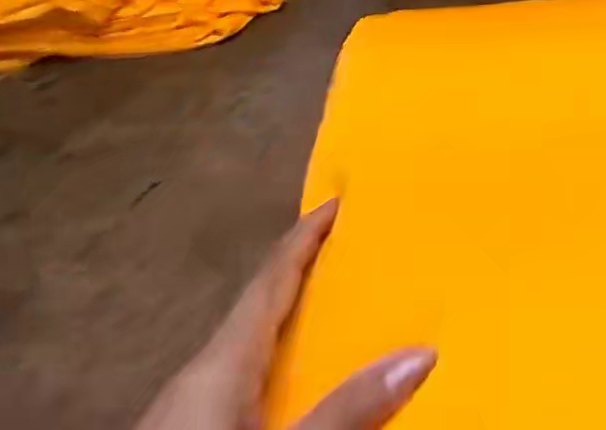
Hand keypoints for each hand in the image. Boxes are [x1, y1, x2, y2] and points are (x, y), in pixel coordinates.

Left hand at [134, 200, 435, 429]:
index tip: (344, 198)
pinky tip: (308, 380)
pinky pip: (245, 382)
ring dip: (299, 321)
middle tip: (367, 250)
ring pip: (253, 348)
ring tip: (351, 309)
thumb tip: (424, 352)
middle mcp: (196, 378)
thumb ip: (346, 408)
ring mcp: (181, 414)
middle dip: (313, 273)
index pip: (271, 276)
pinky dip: (284, 361)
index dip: (307, 233)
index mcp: (216, 362)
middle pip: (263, 307)